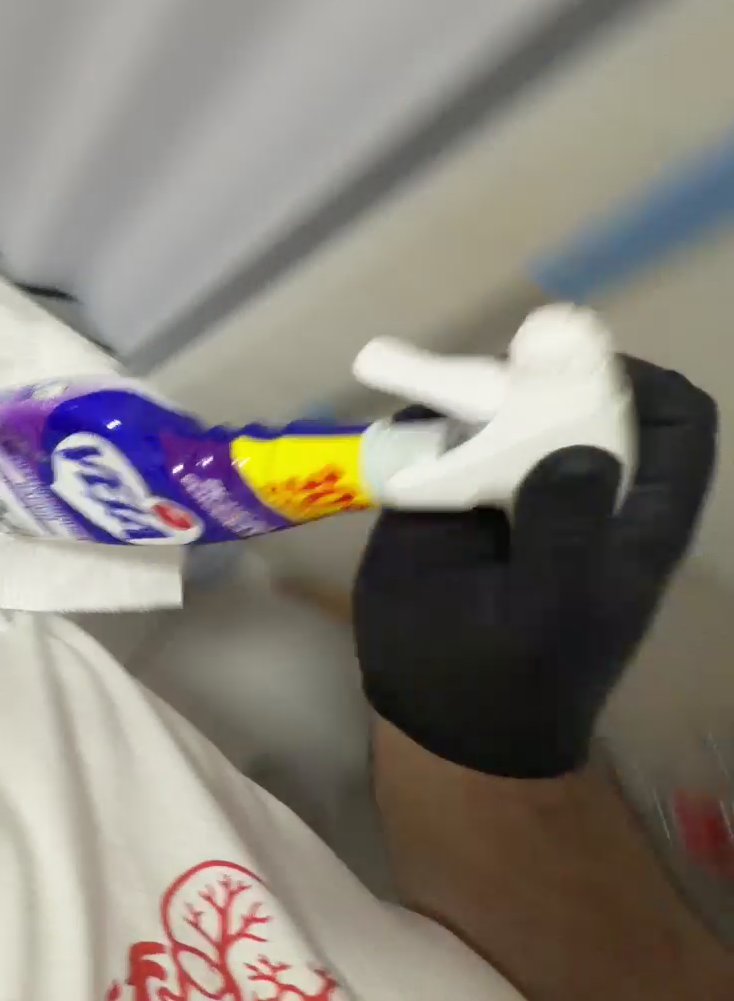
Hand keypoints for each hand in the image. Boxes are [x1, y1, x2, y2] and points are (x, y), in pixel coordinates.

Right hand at [354, 356, 716, 777]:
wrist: (437, 704)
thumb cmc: (514, 668)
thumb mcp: (553, 609)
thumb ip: (567, 533)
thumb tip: (578, 450)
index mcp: (630, 515)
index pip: (667, 423)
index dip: (635, 381)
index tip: (570, 362)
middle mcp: (566, 489)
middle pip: (571, 405)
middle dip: (532, 376)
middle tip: (474, 373)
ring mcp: (494, 493)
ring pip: (493, 419)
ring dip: (464, 394)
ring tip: (421, 383)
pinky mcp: (431, 503)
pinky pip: (429, 447)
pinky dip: (415, 427)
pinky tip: (399, 424)